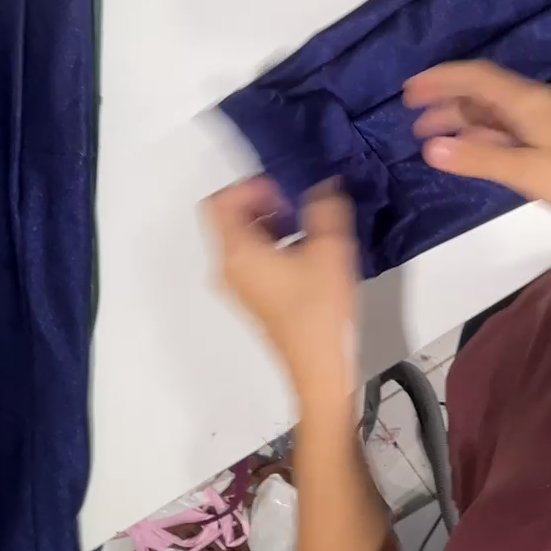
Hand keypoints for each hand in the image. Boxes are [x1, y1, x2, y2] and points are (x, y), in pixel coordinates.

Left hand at [204, 177, 359, 402]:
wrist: (321, 368)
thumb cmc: (321, 309)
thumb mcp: (331, 249)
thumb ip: (326, 206)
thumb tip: (323, 183)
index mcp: (236, 253)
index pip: (219, 202)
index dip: (251, 186)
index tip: (287, 191)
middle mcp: (228, 268)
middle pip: (231, 217)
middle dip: (266, 201)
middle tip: (303, 205)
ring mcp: (240, 285)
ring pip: (245, 236)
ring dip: (274, 222)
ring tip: (311, 227)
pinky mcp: (256, 297)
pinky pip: (256, 256)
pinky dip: (277, 242)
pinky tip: (311, 251)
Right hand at [404, 60, 550, 220]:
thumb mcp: (524, 170)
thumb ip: (477, 158)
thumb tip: (430, 147)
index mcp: (526, 100)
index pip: (476, 77)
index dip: (441, 78)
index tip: (411, 88)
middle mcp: (529, 101)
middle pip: (479, 90)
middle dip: (444, 97)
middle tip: (410, 110)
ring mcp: (535, 117)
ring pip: (487, 109)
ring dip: (458, 117)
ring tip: (426, 133)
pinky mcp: (539, 134)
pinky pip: (499, 125)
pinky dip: (476, 132)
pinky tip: (460, 146)